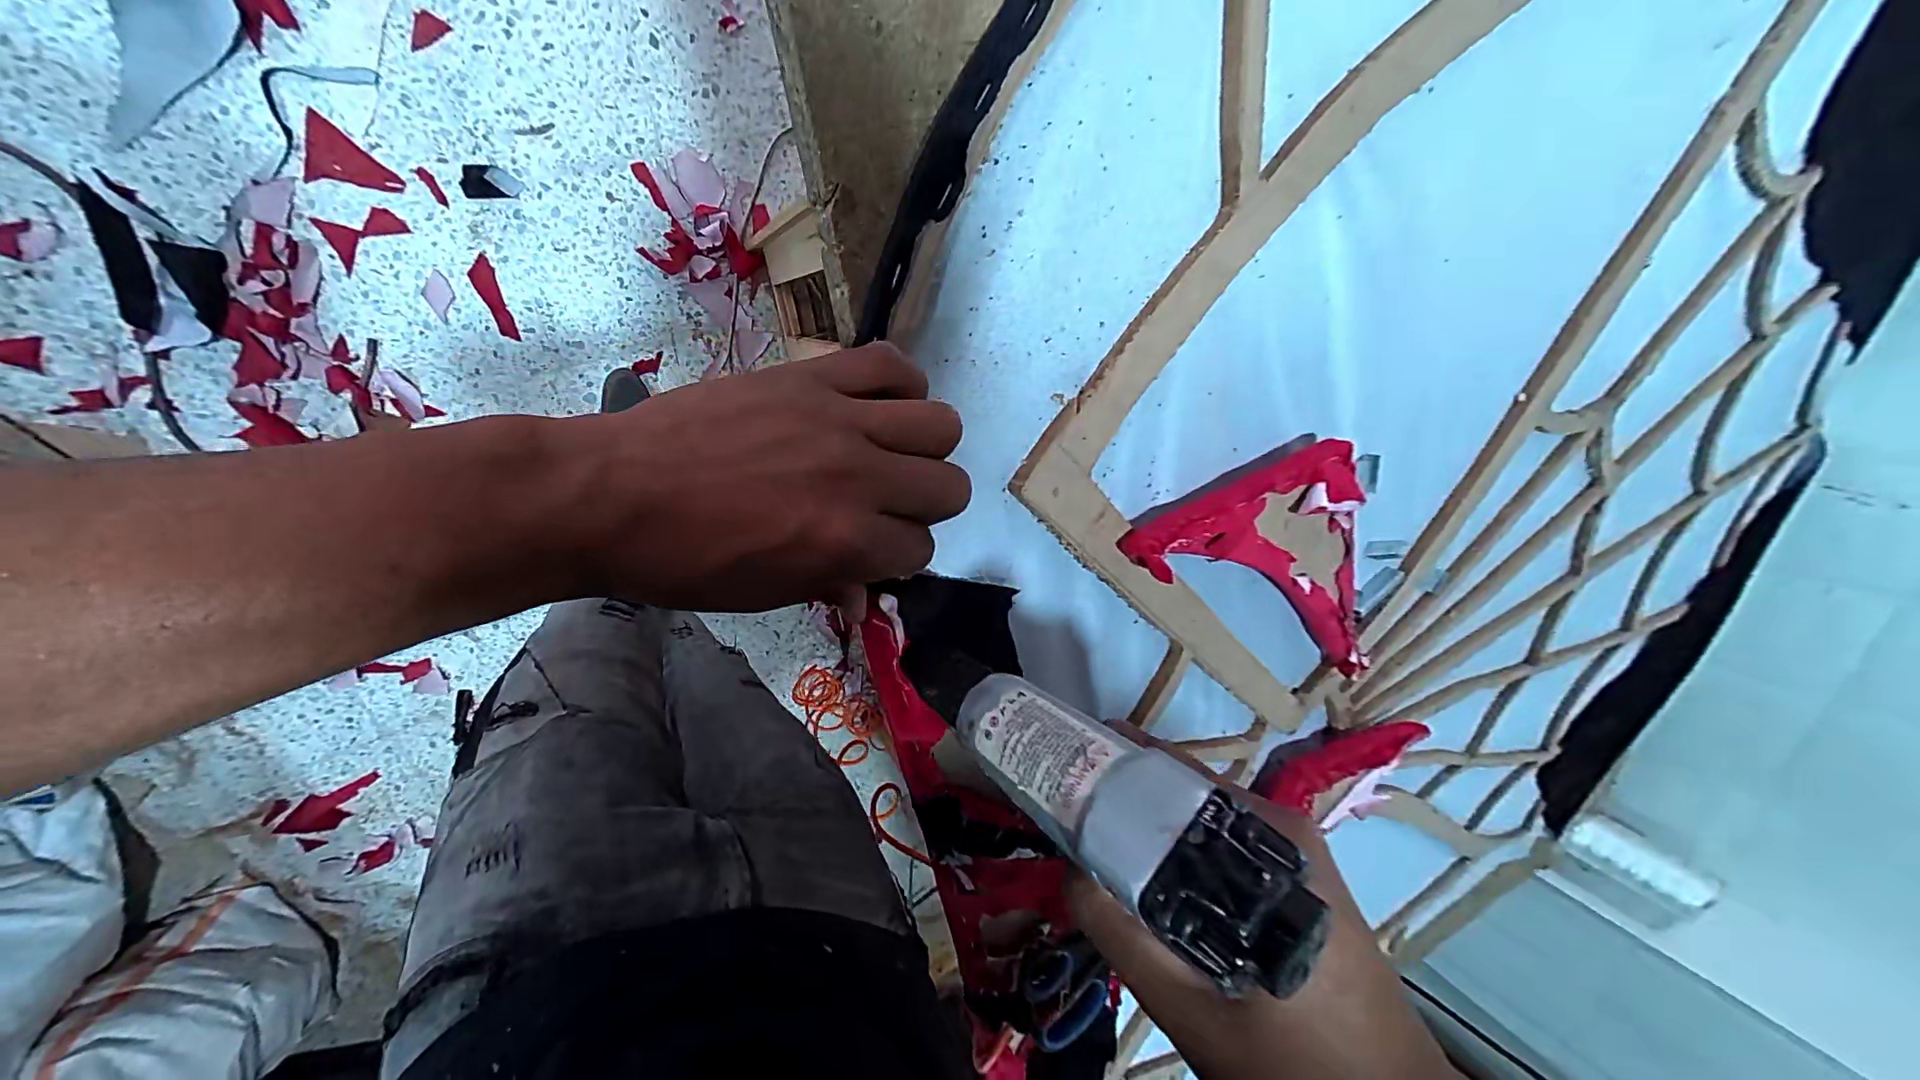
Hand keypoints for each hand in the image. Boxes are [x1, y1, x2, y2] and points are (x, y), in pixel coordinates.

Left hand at [564, 344, 970, 610]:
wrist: (609, 493)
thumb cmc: (683, 560)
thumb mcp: (763, 592)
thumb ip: (830, 586)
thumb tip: (866, 598)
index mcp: (846, 542)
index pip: (920, 549)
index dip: (898, 555)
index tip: (872, 549)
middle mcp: (858, 478)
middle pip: (948, 487)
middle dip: (925, 505)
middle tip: (886, 504)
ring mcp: (838, 419)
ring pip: (940, 424)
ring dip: (924, 447)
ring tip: (888, 450)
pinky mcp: (812, 377)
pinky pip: (888, 363)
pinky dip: (900, 383)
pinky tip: (876, 403)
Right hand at [1069, 727, 1460, 1079]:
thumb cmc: (1290, 1059)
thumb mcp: (1188, 1005)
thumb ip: (1120, 930)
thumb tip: (1069, 864)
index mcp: (1267, 838)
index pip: (1172, 775)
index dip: (1113, 767)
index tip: (1064, 771)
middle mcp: (1284, 826)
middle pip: (1184, 790)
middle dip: (1124, 791)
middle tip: (1070, 807)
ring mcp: (1297, 848)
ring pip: (1201, 815)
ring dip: (1150, 821)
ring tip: (1097, 839)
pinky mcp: (1301, 873)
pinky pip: (1223, 842)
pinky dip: (1180, 848)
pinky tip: (1152, 877)